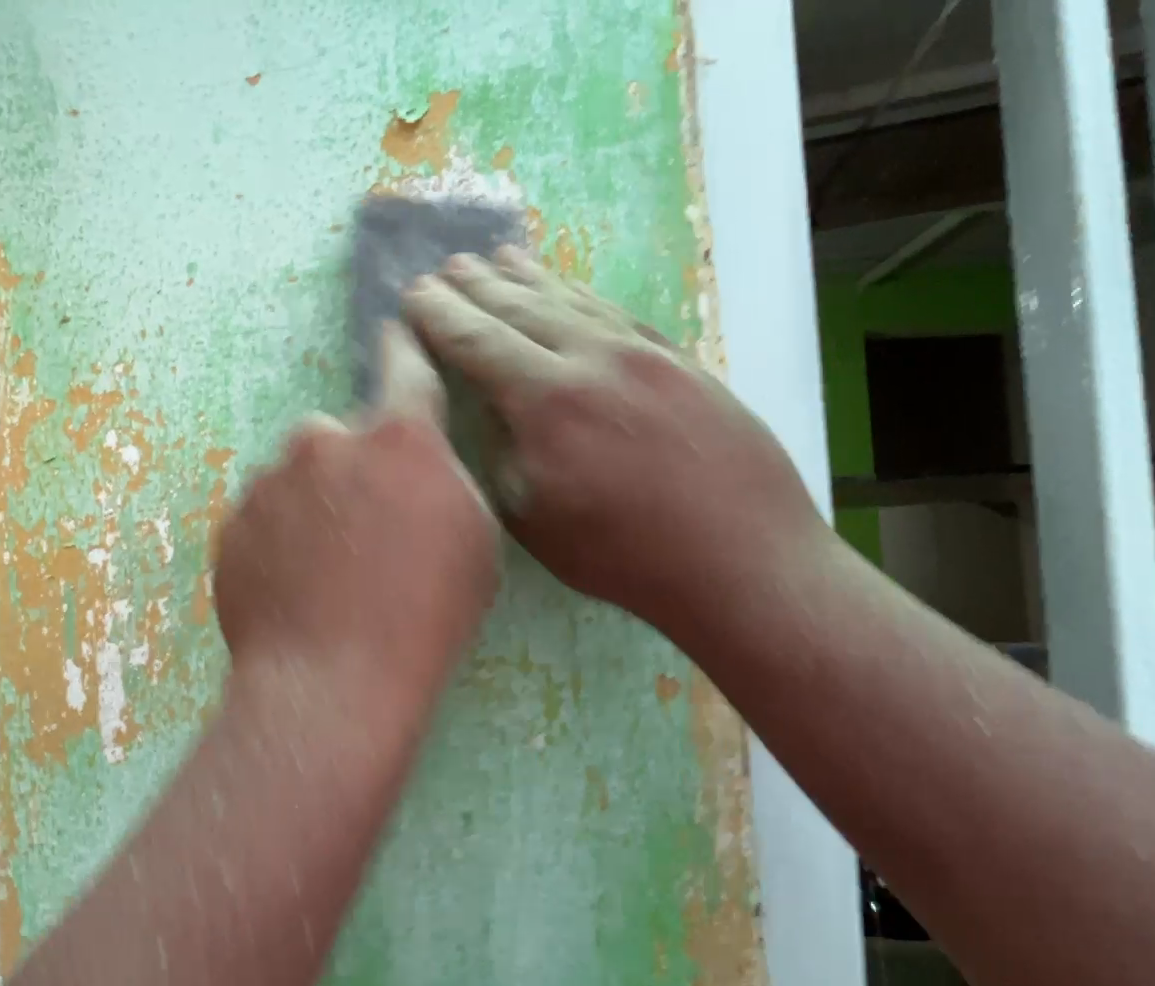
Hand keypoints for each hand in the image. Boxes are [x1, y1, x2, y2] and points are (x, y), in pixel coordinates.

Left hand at [214, 325, 499, 717]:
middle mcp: (325, 443)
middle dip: (352, 466)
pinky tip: (293, 582)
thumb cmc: (423, 616)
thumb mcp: (472, 539)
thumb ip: (443, 475)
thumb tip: (415, 457)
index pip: (404, 368)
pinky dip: (277, 535)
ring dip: (311, 503)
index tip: (395, 327)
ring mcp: (269, 482)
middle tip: (364, 530)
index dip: (403, 346)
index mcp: (397, 440)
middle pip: (340, 435)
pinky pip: (262, 514)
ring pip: (295, 477)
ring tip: (325, 567)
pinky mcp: (232, 522)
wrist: (330, 680)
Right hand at [400, 248, 823, 629]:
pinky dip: (581, 295)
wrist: (742, 558)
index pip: (477, 341)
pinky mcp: (681, 362)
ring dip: (529, 278)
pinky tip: (569, 290)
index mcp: (548, 398)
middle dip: (477, 286)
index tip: (412, 295)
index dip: (440, 316)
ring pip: (573, 301)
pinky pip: (616, 313)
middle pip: (522, 308)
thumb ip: (498, 449)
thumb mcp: (529, 515)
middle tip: (445, 267)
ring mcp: (645, 354)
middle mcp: (595, 358)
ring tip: (499, 258)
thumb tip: (489, 407)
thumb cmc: (619, 551)